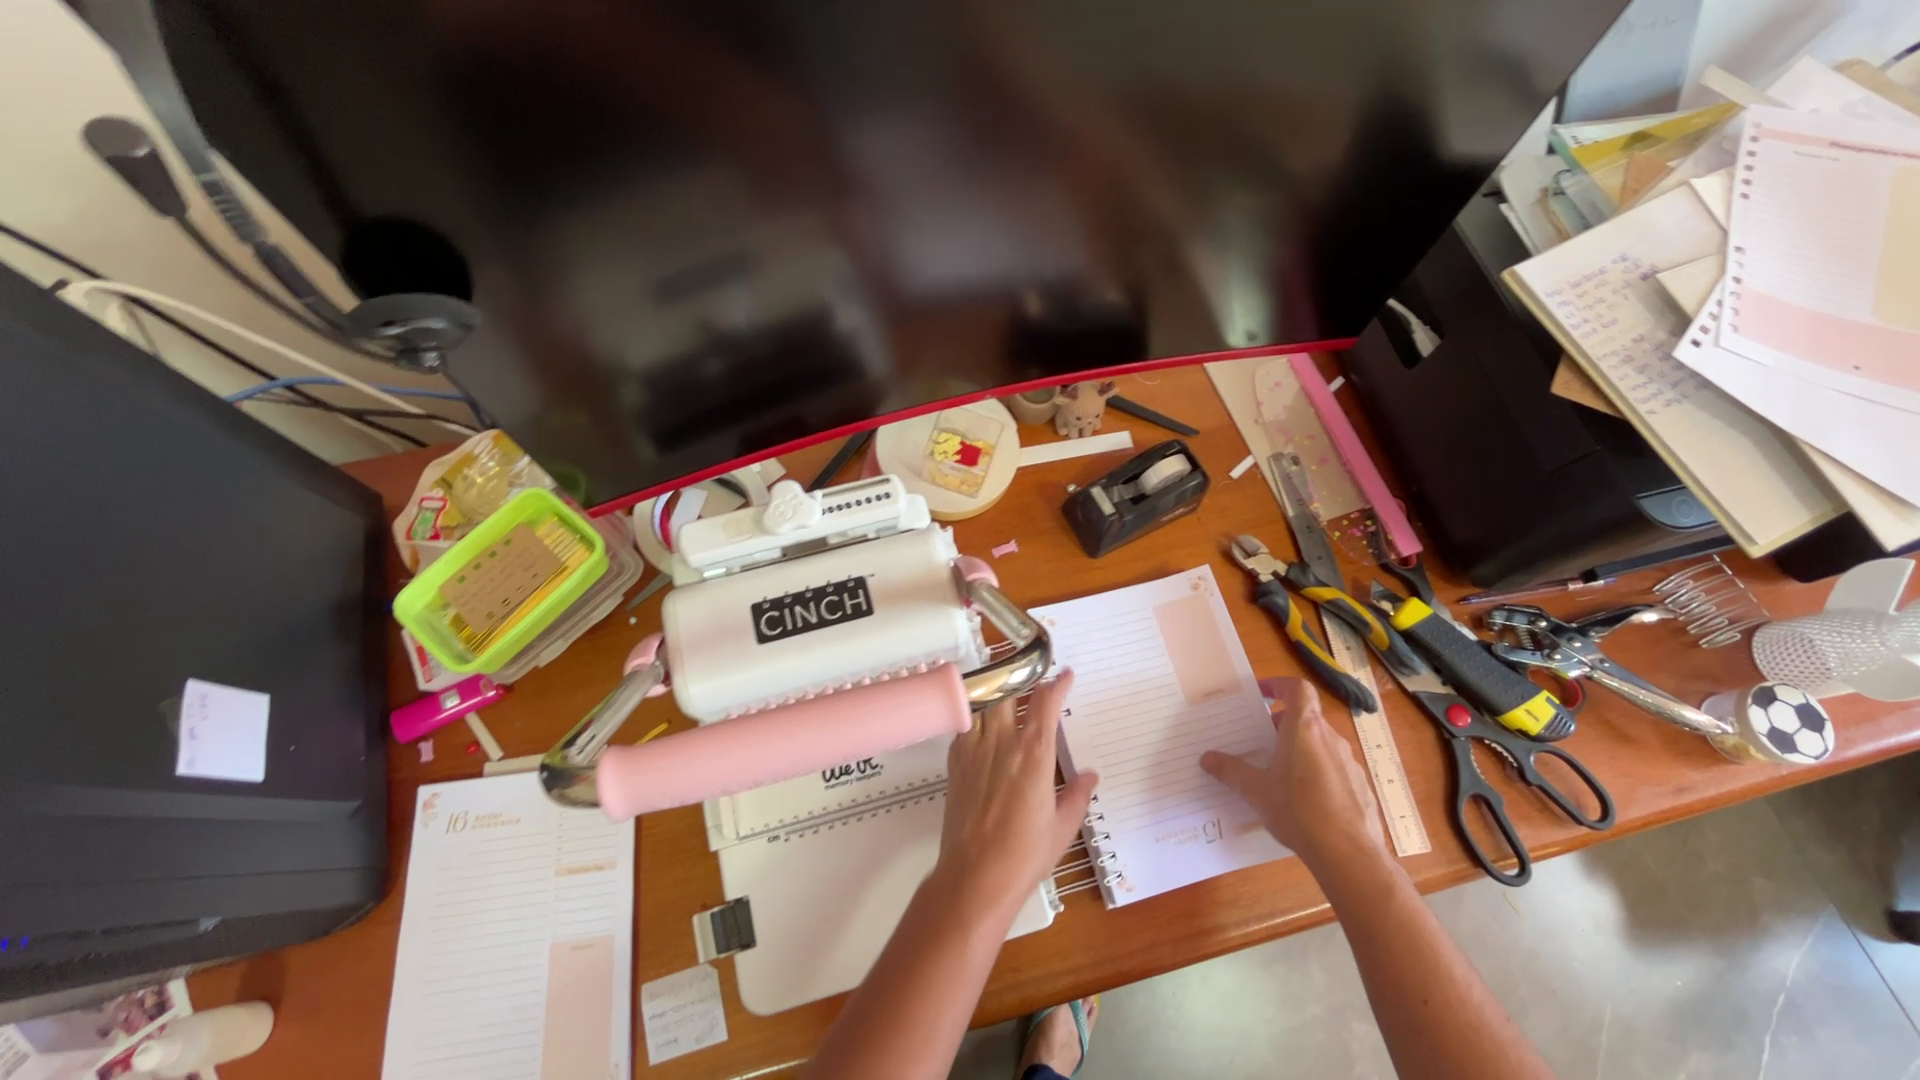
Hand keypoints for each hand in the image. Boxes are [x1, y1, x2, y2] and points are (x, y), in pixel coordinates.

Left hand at [934, 670, 1096, 920]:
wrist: (976, 876)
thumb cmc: (1025, 854)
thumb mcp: (1063, 826)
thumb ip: (1077, 795)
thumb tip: (1090, 776)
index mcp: (1034, 753)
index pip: (1045, 702)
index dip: (1057, 684)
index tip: (1064, 675)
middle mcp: (1001, 743)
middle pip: (1006, 690)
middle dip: (1018, 676)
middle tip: (1028, 673)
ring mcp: (973, 750)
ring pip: (981, 703)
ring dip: (994, 693)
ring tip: (1003, 690)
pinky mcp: (954, 764)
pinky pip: (964, 727)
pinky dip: (975, 718)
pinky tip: (983, 727)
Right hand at [1199, 677, 1385, 869]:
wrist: (1348, 853)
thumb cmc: (1298, 810)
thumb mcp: (1256, 791)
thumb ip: (1231, 771)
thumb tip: (1207, 758)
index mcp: (1304, 729)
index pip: (1297, 689)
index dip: (1278, 685)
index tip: (1260, 693)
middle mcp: (1329, 738)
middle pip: (1305, 717)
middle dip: (1281, 725)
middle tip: (1259, 742)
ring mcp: (1348, 762)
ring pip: (1319, 743)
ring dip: (1298, 749)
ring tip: (1277, 773)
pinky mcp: (1358, 785)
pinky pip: (1332, 767)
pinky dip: (1315, 771)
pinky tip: (1303, 799)